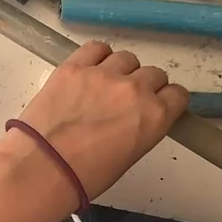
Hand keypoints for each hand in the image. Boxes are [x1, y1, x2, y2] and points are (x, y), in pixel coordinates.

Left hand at [4, 42, 188, 198]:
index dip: (167, 99)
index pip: (177, 94)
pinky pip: (95, 48)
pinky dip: (96, 56)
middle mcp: (134, 89)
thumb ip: (142, 126)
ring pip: (126, 58)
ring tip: (106, 84)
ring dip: (121, 69)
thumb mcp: (131, 154)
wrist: (44, 165)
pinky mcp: (73, 66)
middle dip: (145, 85)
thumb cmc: (88, 173)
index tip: (158, 103)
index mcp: (155, 116)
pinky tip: (90, 68)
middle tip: (127, 98)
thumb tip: (134, 116)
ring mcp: (102, 74)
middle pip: (153, 73)